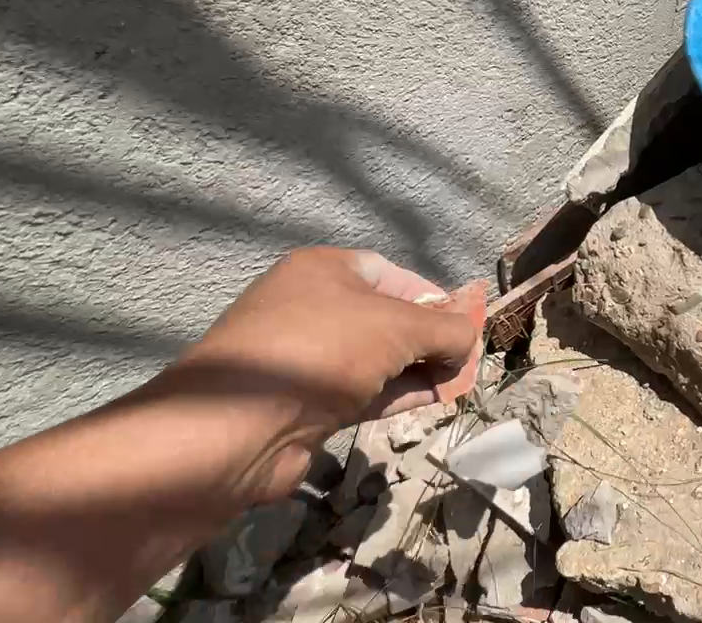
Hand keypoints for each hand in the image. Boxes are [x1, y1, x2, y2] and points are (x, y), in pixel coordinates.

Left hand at [160, 247, 480, 501]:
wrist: (233, 431)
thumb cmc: (321, 352)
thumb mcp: (401, 327)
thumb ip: (448, 329)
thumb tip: (468, 344)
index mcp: (325, 270)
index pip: (396, 276)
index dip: (435, 298)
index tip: (463, 324)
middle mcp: (311, 307)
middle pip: (389, 318)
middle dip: (430, 339)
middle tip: (463, 358)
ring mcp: (304, 358)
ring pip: (378, 357)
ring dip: (418, 369)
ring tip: (455, 381)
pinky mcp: (302, 402)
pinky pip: (362, 389)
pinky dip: (397, 393)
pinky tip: (431, 400)